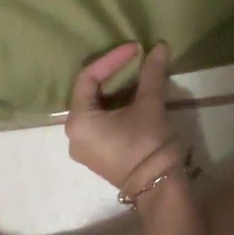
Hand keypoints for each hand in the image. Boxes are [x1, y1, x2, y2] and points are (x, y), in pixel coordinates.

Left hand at [67, 42, 180, 189]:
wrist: (160, 187)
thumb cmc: (148, 144)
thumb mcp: (150, 105)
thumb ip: (151, 74)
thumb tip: (159, 46)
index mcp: (78, 121)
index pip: (88, 77)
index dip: (112, 59)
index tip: (134, 48)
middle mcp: (73, 135)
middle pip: (88, 93)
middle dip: (111, 74)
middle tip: (133, 60)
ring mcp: (83, 149)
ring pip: (94, 109)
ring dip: (113, 91)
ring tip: (135, 76)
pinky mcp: (96, 157)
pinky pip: (98, 124)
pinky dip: (113, 108)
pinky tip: (131, 98)